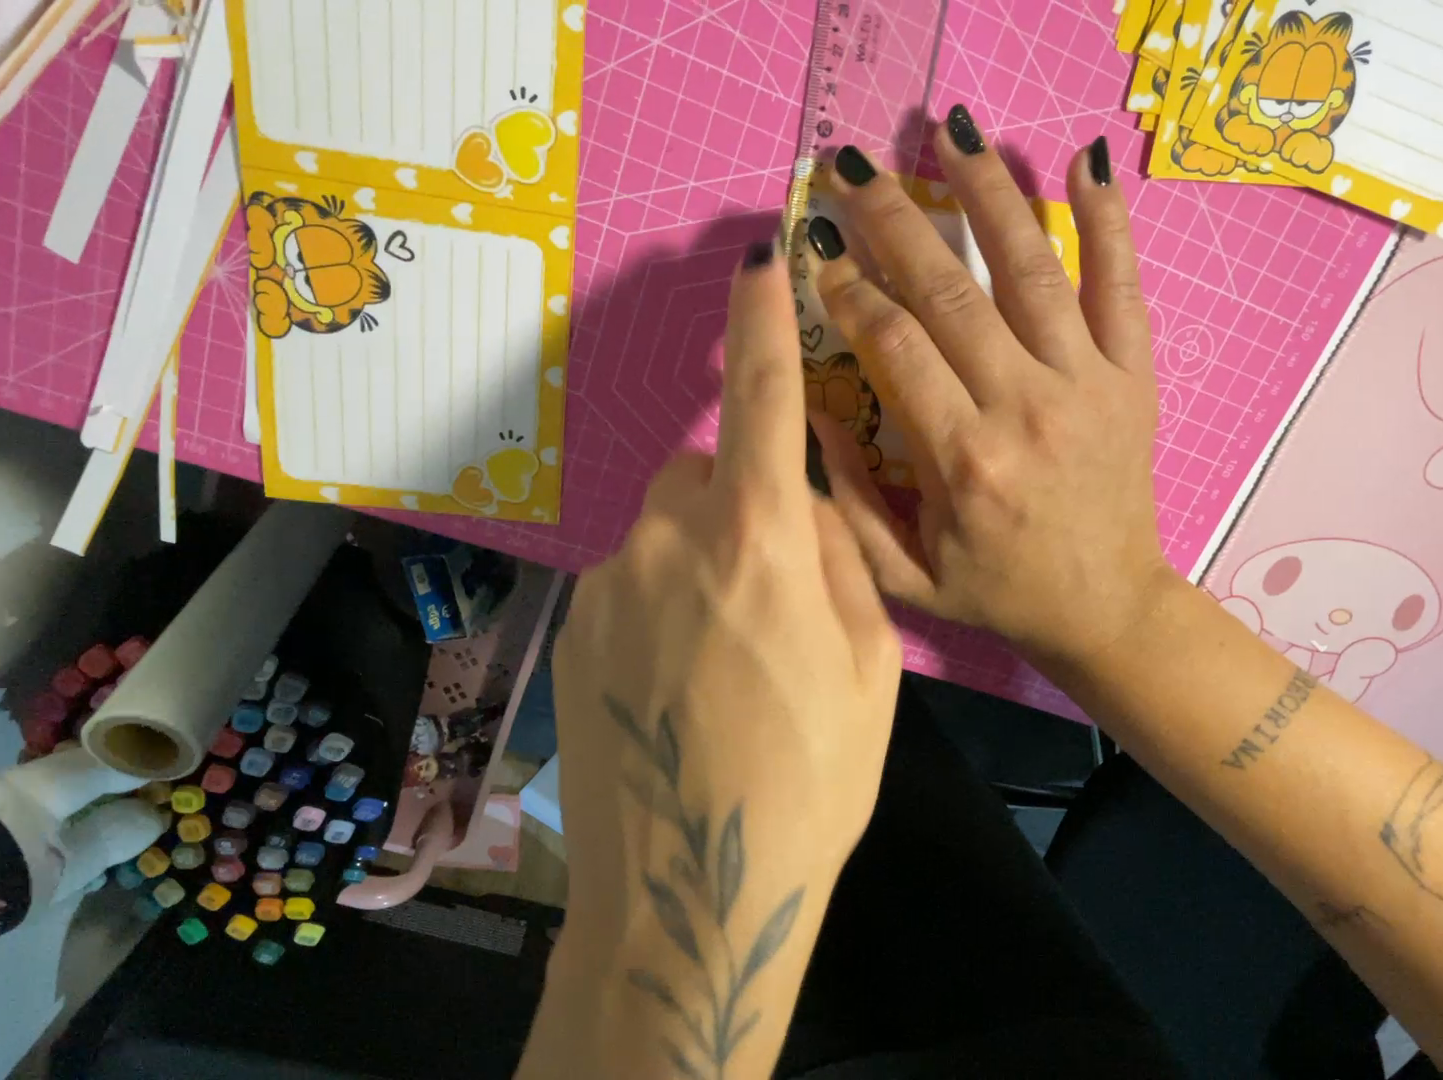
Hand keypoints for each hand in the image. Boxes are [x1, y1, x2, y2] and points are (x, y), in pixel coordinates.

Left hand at [530, 242, 900, 1077]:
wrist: (694, 888)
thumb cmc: (810, 782)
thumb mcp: (868, 669)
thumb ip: (835, 560)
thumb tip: (800, 499)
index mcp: (756, 544)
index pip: (760, 401)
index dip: (763, 323)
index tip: (760, 260)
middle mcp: (666, 544)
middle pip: (706, 473)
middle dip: (741, 500)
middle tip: (774, 587)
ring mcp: (608, 586)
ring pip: (665, 529)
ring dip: (701, 556)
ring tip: (728, 652)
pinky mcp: (573, 630)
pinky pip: (630, 579)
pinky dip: (661, 600)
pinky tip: (680, 679)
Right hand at [808, 115, 1177, 671]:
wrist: (1105, 609)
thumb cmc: (995, 593)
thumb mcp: (902, 576)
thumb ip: (847, 503)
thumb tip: (806, 418)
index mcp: (963, 461)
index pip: (894, 348)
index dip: (851, 291)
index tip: (820, 250)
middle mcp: (1026, 409)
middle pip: (950, 293)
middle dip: (893, 221)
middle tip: (852, 169)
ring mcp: (1088, 385)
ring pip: (1030, 268)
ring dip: (985, 192)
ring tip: (949, 132)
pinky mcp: (1134, 377)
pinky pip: (1122, 285)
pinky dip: (1106, 220)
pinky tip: (1082, 162)